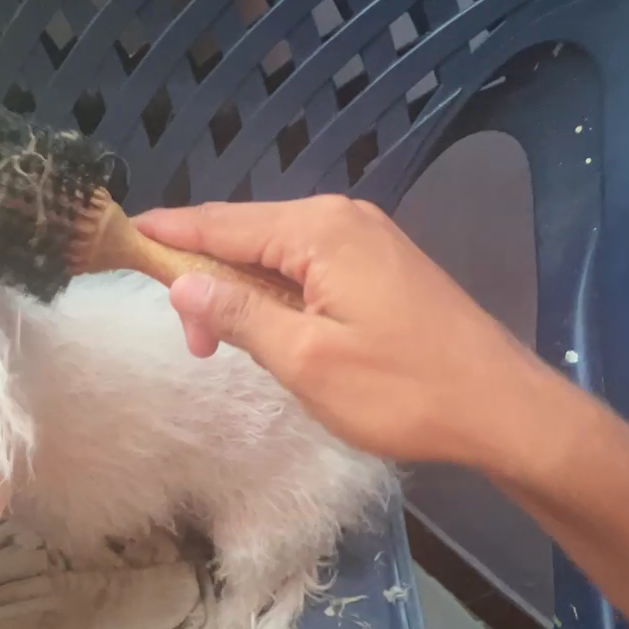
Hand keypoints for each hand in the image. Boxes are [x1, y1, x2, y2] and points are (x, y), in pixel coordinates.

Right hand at [135, 195, 558, 469]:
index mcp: (319, 231)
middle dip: (207, 279)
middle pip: (246, 235)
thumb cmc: (401, 391)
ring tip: (226, 344)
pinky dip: (275, 295)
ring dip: (241, 293)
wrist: (502, 409)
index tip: (126, 234)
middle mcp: (341, 219)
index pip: (222, 223)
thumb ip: (239, 314)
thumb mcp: (305, 359)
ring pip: (275, 254)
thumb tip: (181, 283)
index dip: (170, 232)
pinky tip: (270, 329)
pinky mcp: (379, 265)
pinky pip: (305, 268)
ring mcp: (365, 239)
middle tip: (195, 345)